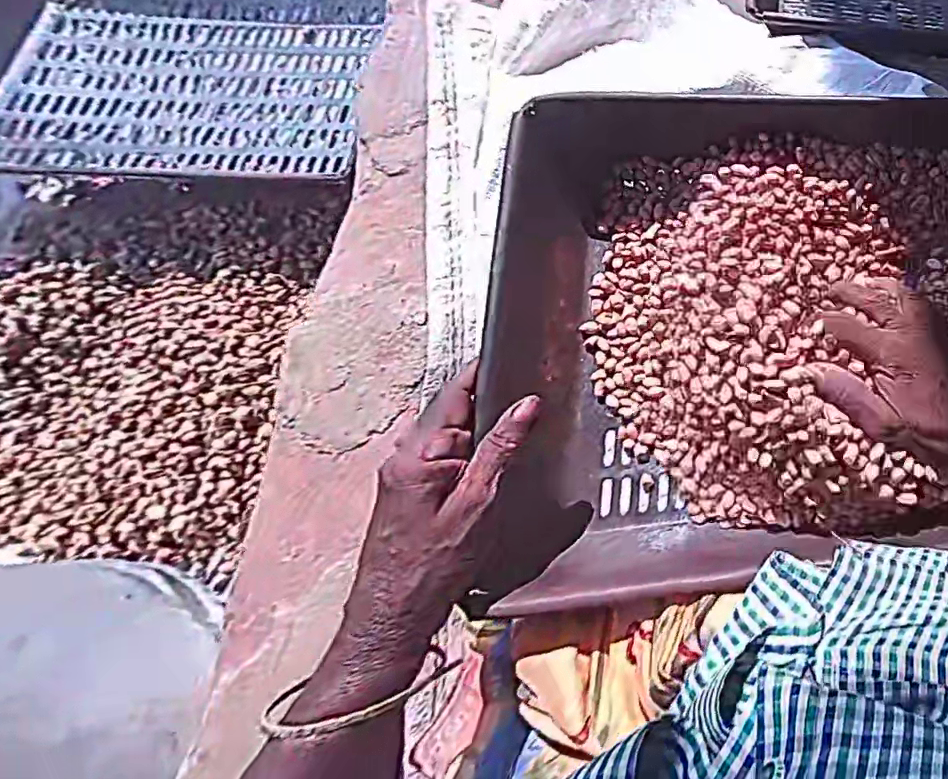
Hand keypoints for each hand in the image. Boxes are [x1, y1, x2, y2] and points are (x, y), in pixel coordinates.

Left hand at [338, 361, 541, 652]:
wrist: (391, 619)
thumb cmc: (433, 564)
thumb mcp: (478, 501)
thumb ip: (502, 447)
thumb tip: (527, 403)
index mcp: (416, 455)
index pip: (455, 394)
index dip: (485, 370)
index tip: (514, 347)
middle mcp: (404, 458)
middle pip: (455, 410)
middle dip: (493, 396)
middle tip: (537, 384)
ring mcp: (406, 474)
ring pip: (454, 433)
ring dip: (487, 424)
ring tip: (527, 416)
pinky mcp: (413, 490)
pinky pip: (450, 453)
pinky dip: (477, 446)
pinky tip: (502, 453)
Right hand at [805, 278, 947, 483]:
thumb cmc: (927, 430)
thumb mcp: (881, 423)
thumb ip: (847, 395)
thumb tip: (813, 371)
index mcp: (892, 351)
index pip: (846, 326)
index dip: (823, 324)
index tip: (809, 329)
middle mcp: (910, 331)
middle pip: (872, 299)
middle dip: (846, 293)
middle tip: (828, 293)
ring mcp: (928, 327)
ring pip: (899, 292)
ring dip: (875, 286)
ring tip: (858, 286)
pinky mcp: (939, 332)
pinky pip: (917, 300)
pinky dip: (900, 293)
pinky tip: (891, 297)